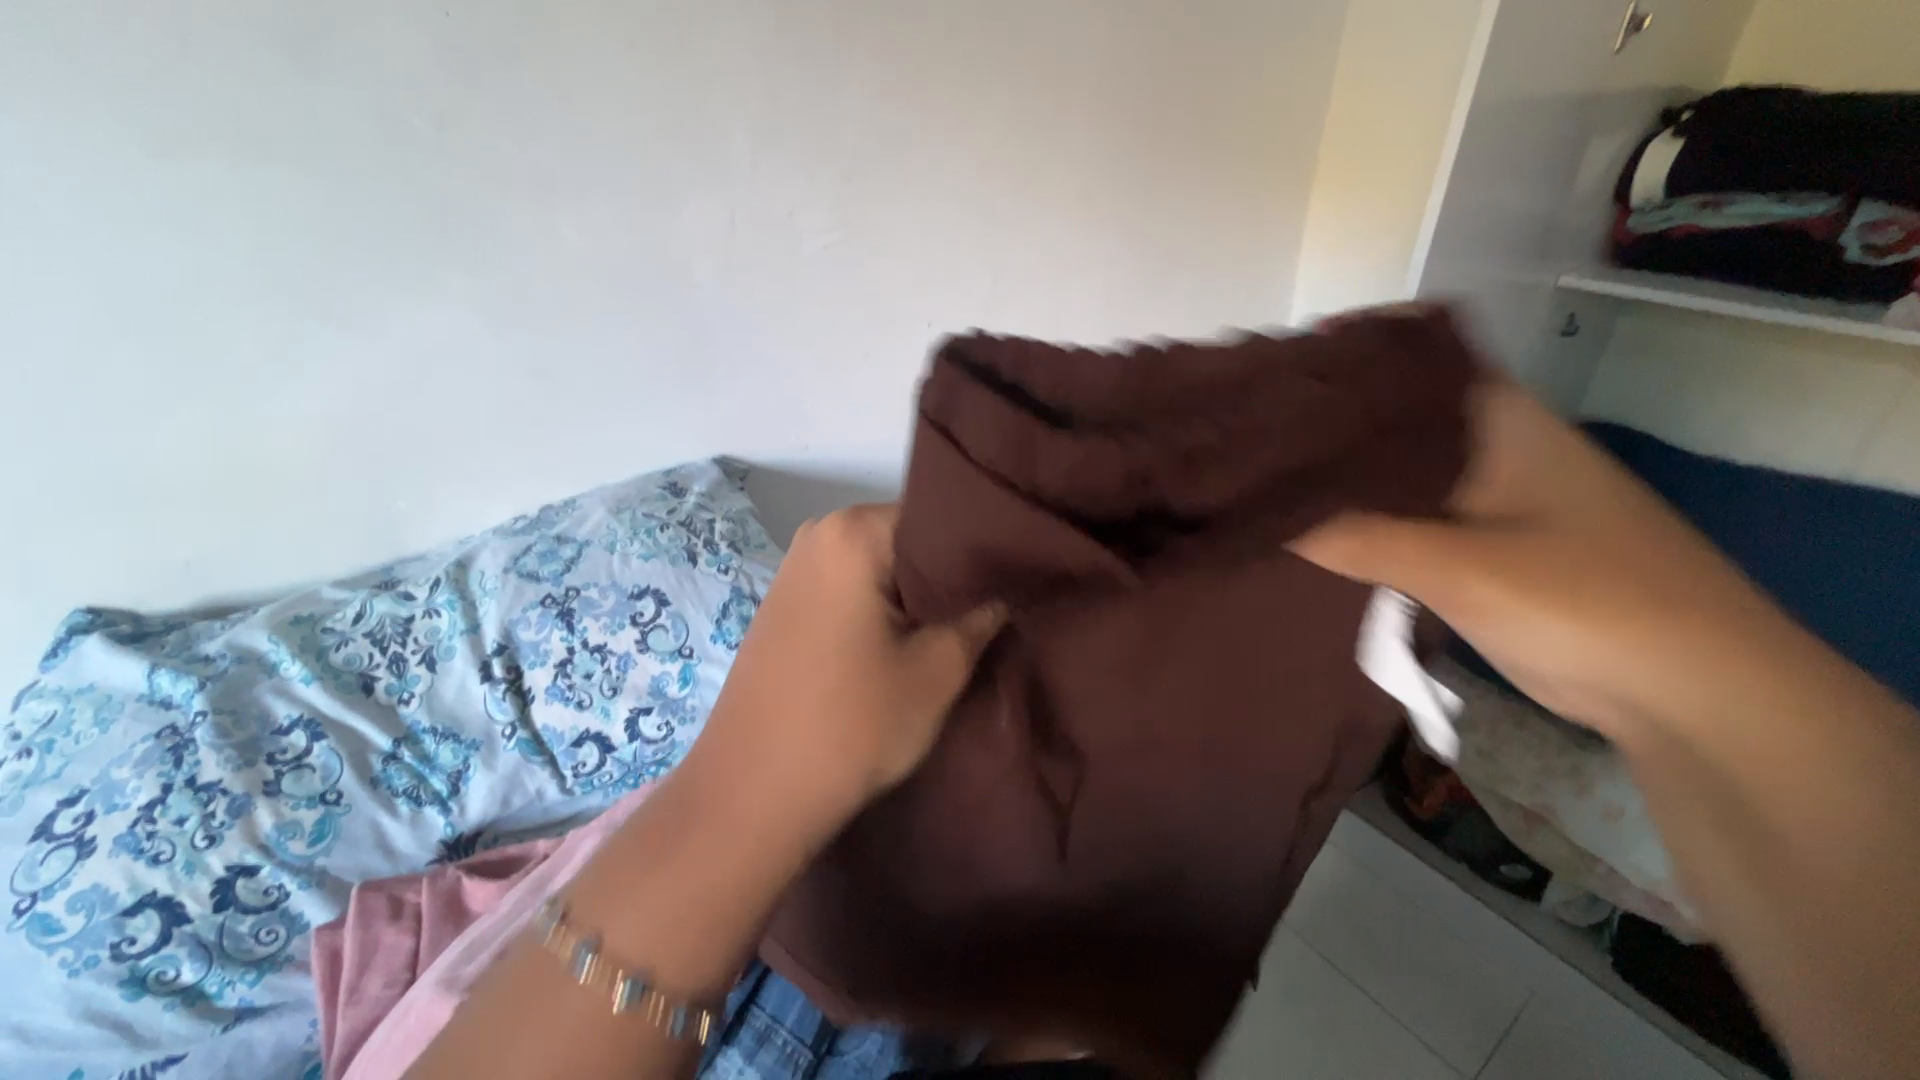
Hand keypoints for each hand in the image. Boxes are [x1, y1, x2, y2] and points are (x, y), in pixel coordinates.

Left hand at [697, 503, 1006, 807]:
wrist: (753, 793)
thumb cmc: (851, 725)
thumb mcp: (937, 672)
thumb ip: (981, 619)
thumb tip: (1007, 594)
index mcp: (853, 532)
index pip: (941, 519)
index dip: (983, 554)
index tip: (1016, 583)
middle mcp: (818, 534)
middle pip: (907, 541)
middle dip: (949, 576)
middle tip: (993, 610)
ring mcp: (794, 570)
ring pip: (878, 568)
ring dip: (914, 597)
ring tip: (954, 630)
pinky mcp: (782, 606)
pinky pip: (849, 589)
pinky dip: (880, 610)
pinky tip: (903, 644)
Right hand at [1288, 344, 1781, 737]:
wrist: (1694, 689)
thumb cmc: (1584, 602)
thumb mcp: (1456, 567)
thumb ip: (1353, 535)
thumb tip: (1260, 514)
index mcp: (1495, 416)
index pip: (1404, 359)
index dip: (1337, 359)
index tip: (1266, 376)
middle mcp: (1489, 440)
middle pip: (1391, 414)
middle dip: (1325, 423)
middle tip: (1247, 434)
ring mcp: (1490, 493)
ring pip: (1397, 468)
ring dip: (1343, 475)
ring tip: (1265, 475)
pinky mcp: (1486, 542)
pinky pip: (1408, 515)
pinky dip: (1364, 517)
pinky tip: (1315, 528)